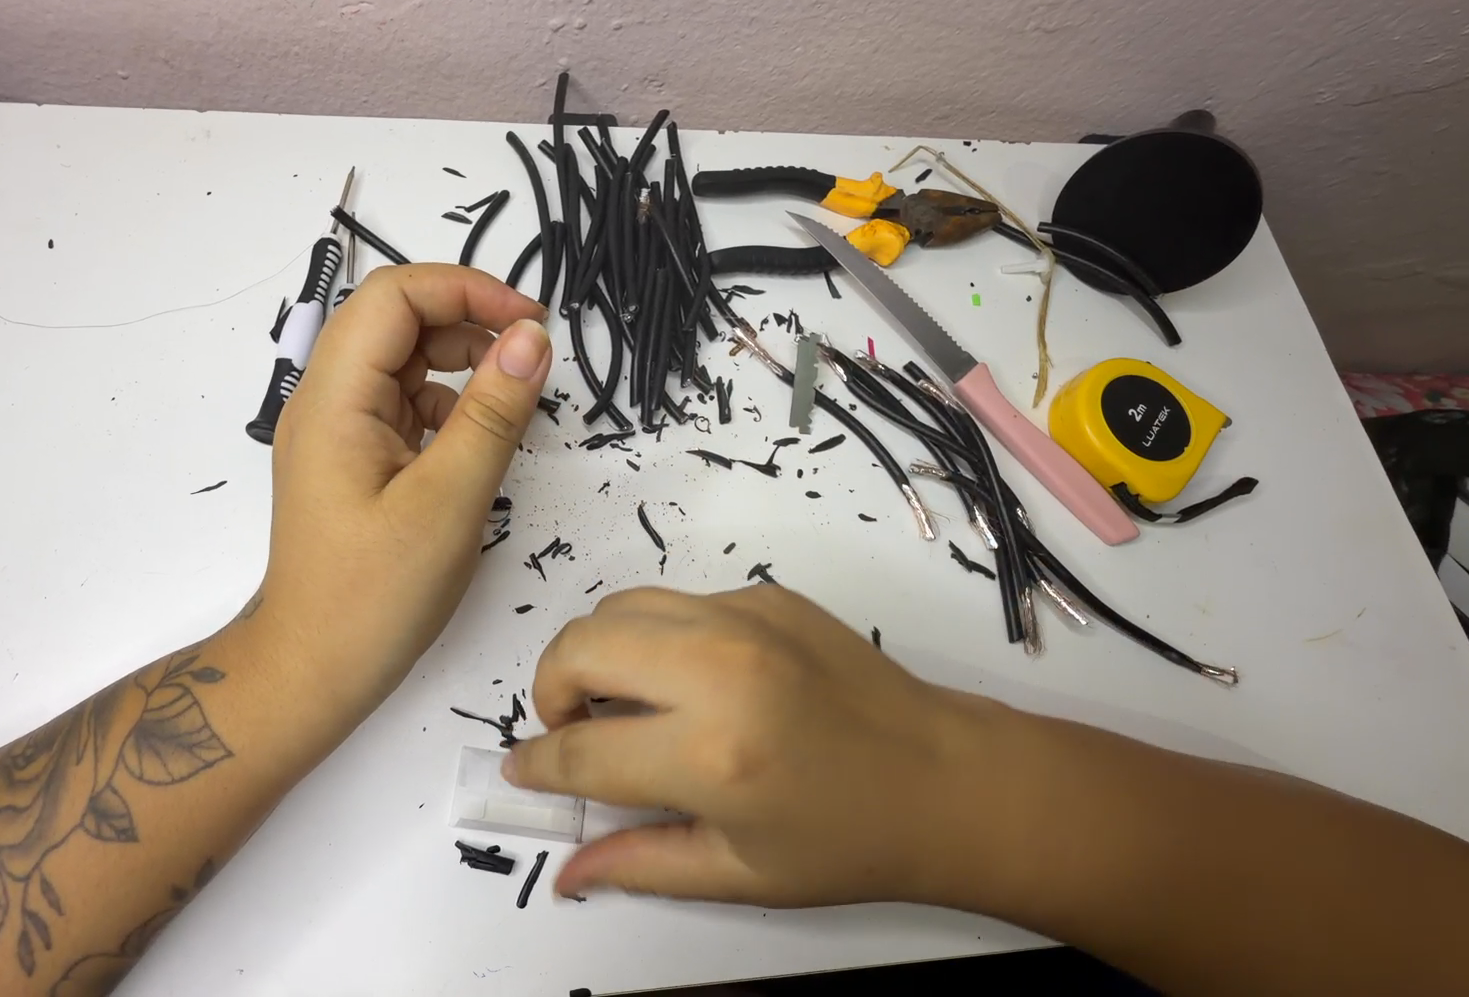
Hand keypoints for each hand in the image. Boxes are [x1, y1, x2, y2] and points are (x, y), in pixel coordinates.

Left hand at [257, 264, 552, 701]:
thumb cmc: (376, 594)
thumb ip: (493, 412)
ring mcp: (340, 430)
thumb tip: (533, 338)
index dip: (466, 289)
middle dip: (467, 320)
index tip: (532, 322)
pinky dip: (450, 404)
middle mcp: (328, 401)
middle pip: (395, 320)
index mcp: (334, 399)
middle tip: (531, 353)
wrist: (316, 670)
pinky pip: (406, 404)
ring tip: (513, 397)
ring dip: (461, 362)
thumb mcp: (450, 501)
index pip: (394, 297)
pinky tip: (478, 439)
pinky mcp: (356, 457)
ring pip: (403, 361)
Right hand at [503, 584, 992, 906]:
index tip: (522, 767)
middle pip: (580, 645)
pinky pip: (675, 601)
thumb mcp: (739, 873)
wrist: (946, 776)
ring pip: (619, 606)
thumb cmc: (846, 841)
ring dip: (597, 650)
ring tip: (623, 697)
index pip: (583, 749)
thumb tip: (562, 874)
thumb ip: (638, 864)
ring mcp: (743, 617)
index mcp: (712, 754)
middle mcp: (718, 668)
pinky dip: (656, 637)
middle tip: (573, 725)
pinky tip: (689, 679)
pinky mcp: (764, 593)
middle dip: (551, 686)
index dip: (538, 762)